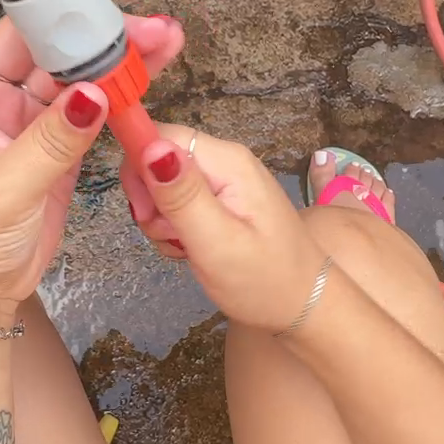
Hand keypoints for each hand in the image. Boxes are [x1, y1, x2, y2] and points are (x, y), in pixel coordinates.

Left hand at [0, 0, 184, 302]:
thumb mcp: (4, 188)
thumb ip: (50, 142)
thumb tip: (95, 94)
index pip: (16, 38)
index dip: (55, 8)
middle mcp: (5, 103)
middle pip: (58, 54)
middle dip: (103, 36)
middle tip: (152, 25)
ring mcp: (37, 127)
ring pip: (83, 82)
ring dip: (121, 63)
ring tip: (166, 42)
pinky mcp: (62, 151)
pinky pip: (95, 115)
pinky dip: (121, 99)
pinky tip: (149, 79)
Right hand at [127, 126, 329, 333]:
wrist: (303, 308)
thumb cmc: (265, 281)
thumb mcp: (217, 243)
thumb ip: (182, 195)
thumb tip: (150, 146)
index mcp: (228, 162)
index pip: (162, 135)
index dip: (140, 168)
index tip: (146, 212)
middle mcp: (225, 161)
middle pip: (159, 159)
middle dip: (150, 200)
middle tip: (171, 237)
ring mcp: (222, 181)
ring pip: (163, 186)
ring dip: (161, 221)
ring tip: (186, 249)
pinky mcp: (218, 200)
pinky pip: (176, 204)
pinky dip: (173, 230)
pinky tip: (191, 250)